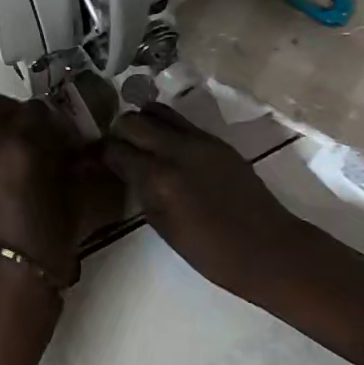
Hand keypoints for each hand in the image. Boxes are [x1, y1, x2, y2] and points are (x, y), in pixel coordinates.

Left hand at [0, 90, 87, 285]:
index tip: (66, 137)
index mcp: (19, 143)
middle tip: (36, 132)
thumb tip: (75, 142)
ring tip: (19, 153)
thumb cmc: (53, 234)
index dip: (55, 121)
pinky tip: (6, 172)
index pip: (36, 108)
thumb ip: (75, 157)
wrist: (14, 274)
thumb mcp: (77, 190)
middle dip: (14, 112)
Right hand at [101, 103, 310, 296]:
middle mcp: (176, 149)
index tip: (95, 159)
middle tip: (117, 148)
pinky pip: (182, 122)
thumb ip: (142, 191)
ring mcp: (199, 140)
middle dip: (119, 132)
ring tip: (141, 141)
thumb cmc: (211, 252)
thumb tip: (127, 171)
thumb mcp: (164, 227)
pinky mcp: (217, 140)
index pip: (115, 149)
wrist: (267, 247)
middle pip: (133, 121)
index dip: (101, 153)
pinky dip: (166, 127)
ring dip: (143, 122)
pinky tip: (167, 147)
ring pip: (158, 112)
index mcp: (158, 177)